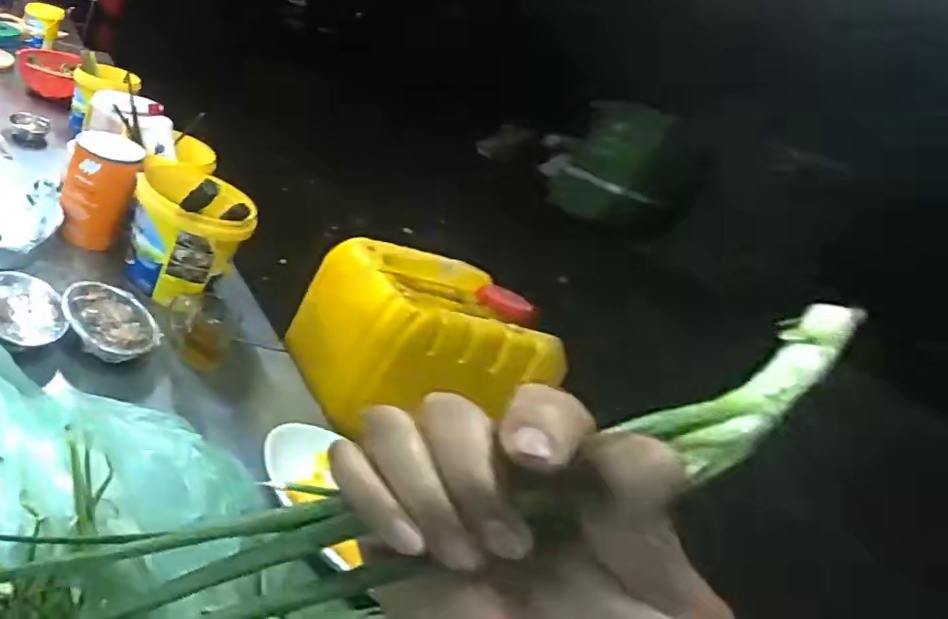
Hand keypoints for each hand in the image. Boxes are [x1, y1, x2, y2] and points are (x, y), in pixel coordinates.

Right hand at [330, 386, 731, 618]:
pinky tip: (406, 545)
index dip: (534, 416)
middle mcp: (480, 456)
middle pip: (446, 407)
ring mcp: (417, 473)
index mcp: (551, 469)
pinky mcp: (370, 498)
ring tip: (455, 556)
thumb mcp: (654, 600)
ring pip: (386, 421)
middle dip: (468, 473)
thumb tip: (654, 454)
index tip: (533, 460)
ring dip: (418, 485)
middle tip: (504, 548)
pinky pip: (344, 458)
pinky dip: (370, 495)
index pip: (541, 401)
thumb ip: (643, 525)